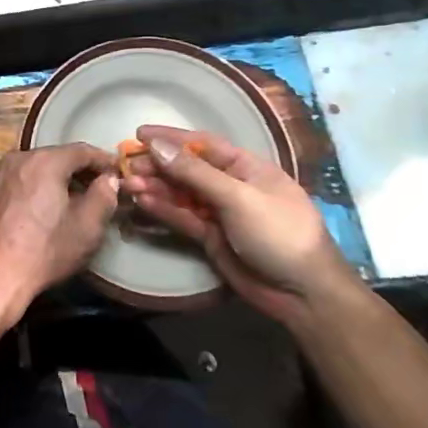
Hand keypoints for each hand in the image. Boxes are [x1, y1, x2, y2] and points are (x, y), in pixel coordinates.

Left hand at [0, 143, 119, 326]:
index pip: (82, 150)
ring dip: (51, 180)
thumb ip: (104, 197)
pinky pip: (12, 182)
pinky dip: (28, 189)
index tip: (117, 172)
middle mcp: (16, 158)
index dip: (103, 160)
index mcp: (45, 162)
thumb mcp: (87, 228)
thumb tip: (108, 180)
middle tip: (96, 188)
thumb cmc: (44, 251)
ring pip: (31, 169)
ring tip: (66, 201)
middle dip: (77, 170)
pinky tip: (34, 211)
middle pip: (54, 157)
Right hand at [120, 125, 355, 324]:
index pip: (203, 144)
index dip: (172, 138)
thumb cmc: (279, 233)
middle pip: (187, 169)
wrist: (303, 293)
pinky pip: (181, 216)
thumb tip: (158, 146)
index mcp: (248, 168)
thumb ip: (196, 173)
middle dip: (157, 165)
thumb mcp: (238, 197)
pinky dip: (162, 208)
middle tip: (125, 165)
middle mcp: (231, 185)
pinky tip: (141, 202)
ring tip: (127, 184)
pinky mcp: (210, 236)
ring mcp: (220, 212)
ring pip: (180, 193)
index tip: (139, 134)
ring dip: (154, 187)